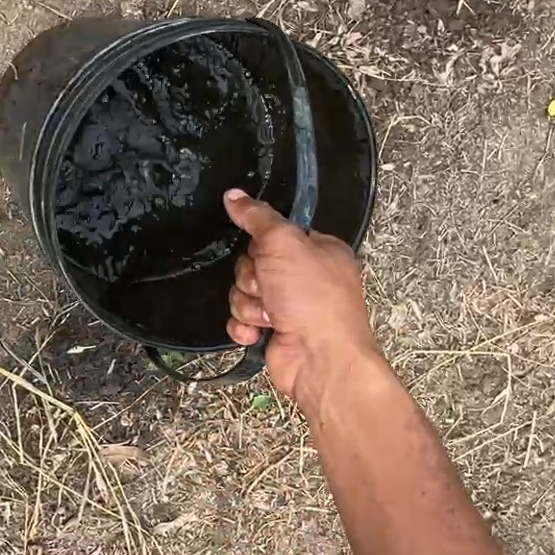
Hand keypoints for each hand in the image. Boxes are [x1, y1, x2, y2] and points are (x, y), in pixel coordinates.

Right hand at [223, 189, 384, 411]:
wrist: (320, 359)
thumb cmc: (313, 298)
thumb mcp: (283, 243)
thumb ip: (257, 217)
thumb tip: (234, 195)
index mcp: (319, 251)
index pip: (275, 234)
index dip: (262, 243)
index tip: (265, 251)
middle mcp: (306, 277)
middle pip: (252, 263)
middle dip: (251, 278)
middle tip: (268, 288)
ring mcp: (290, 306)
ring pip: (244, 292)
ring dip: (248, 303)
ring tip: (267, 315)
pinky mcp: (274, 331)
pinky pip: (242, 319)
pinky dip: (244, 325)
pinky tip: (257, 332)